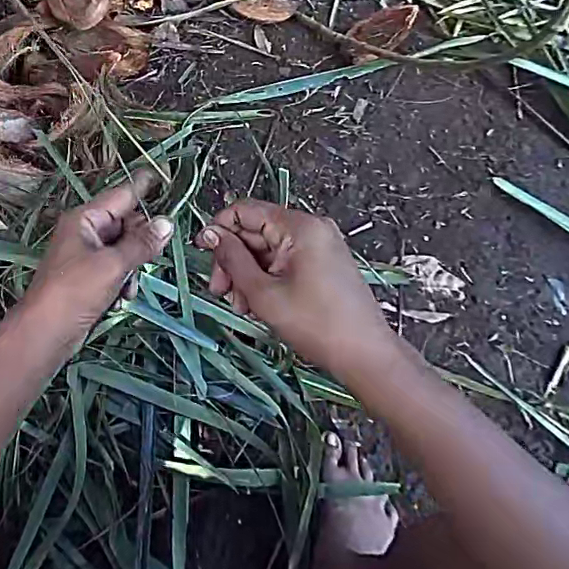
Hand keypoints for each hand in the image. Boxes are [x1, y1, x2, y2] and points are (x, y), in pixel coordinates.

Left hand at [27, 168, 173, 331]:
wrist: (45, 332)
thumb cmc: (75, 291)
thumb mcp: (113, 265)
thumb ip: (141, 243)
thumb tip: (166, 223)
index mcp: (85, 218)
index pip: (121, 195)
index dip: (142, 186)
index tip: (162, 173)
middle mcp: (85, 231)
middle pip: (126, 224)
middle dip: (141, 242)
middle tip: (149, 258)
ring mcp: (86, 254)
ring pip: (124, 249)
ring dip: (132, 268)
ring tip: (127, 287)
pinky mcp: (88, 276)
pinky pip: (116, 270)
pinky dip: (122, 282)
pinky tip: (120, 299)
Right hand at [198, 200, 395, 375]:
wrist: (366, 357)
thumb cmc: (317, 325)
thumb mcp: (263, 292)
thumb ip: (232, 259)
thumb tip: (210, 234)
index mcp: (299, 226)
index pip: (244, 210)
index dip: (218, 229)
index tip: (202, 252)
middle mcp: (310, 228)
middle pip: (254, 231)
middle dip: (233, 260)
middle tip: (220, 290)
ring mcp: (318, 245)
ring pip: (265, 249)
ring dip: (246, 274)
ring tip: (241, 305)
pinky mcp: (321, 262)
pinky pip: (282, 261)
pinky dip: (265, 279)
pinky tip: (257, 304)